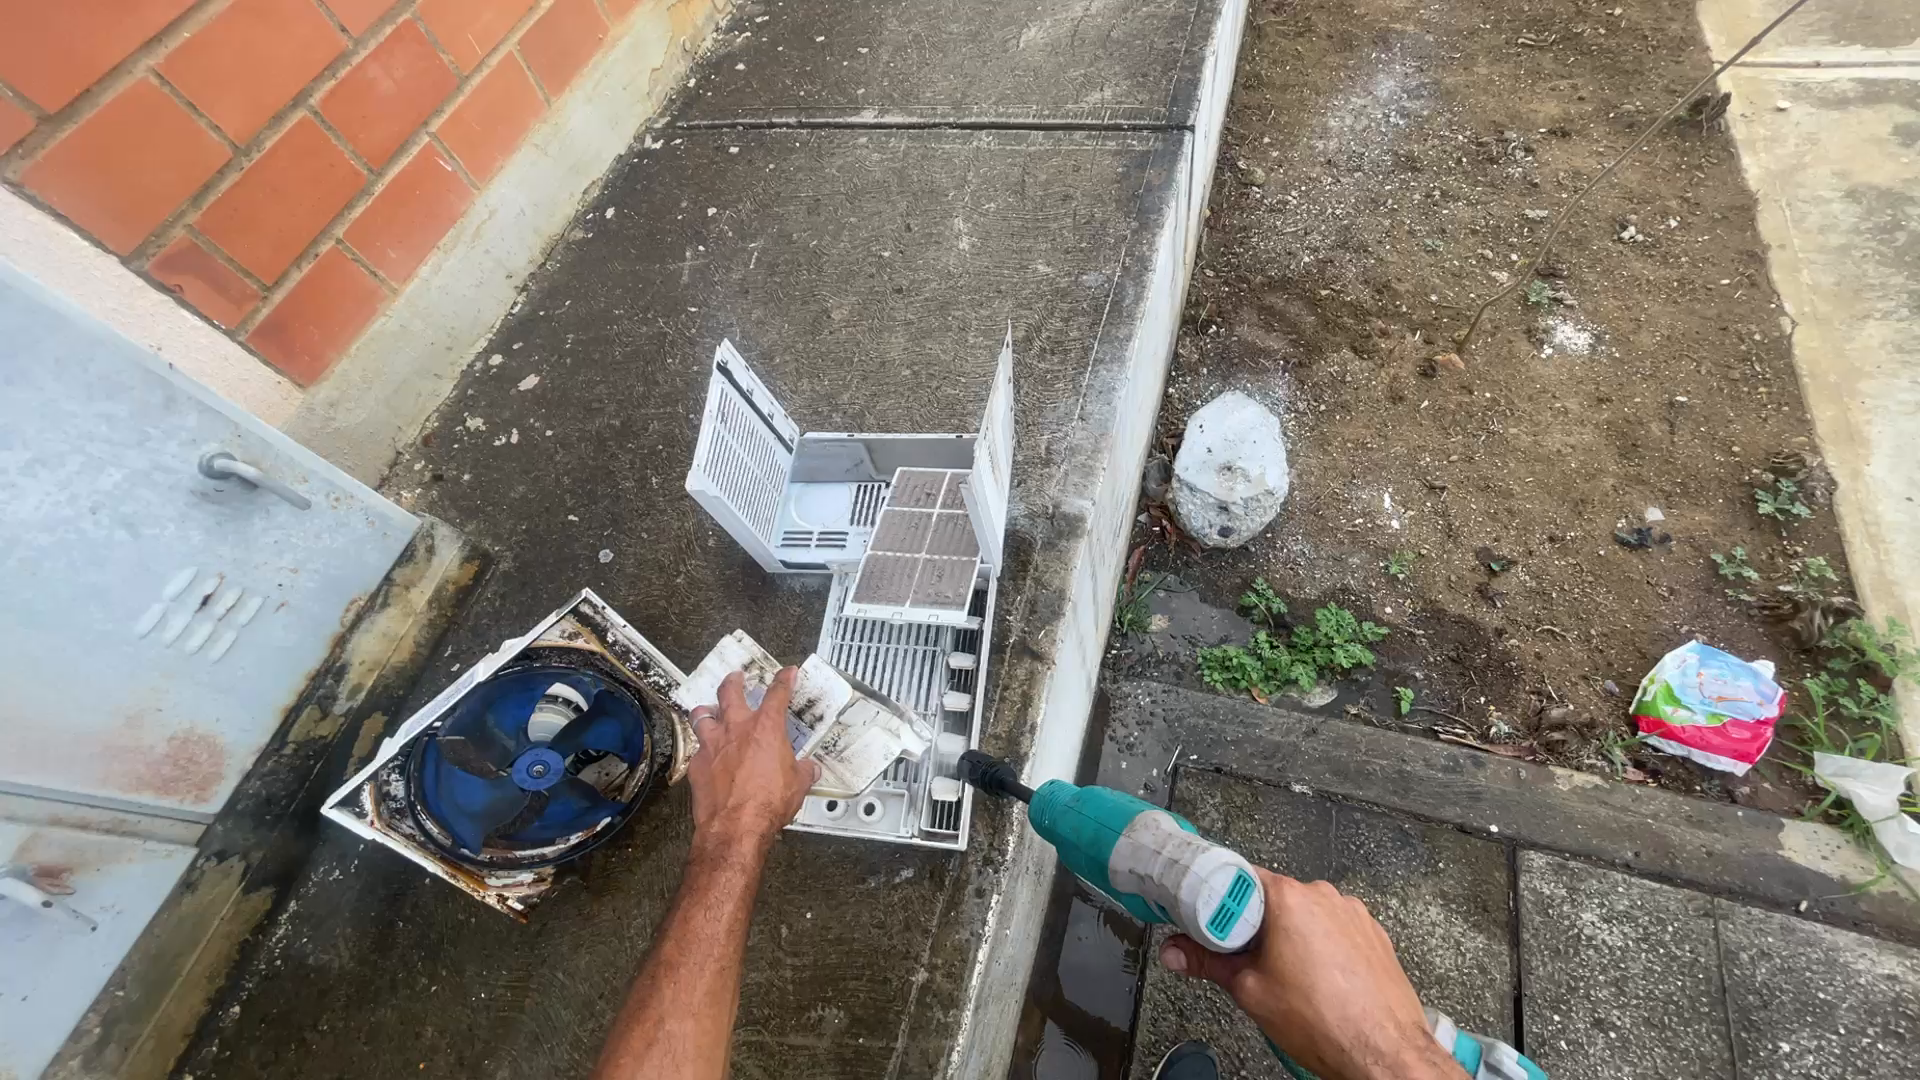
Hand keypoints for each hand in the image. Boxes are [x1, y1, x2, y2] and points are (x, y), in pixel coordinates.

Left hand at [684, 668, 821, 853]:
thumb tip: (809, 770)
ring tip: (708, 709)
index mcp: (766, 728)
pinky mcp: (697, 765)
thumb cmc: (766, 803)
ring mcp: (713, 745)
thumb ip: (803, 771)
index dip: (783, 680)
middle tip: (736, 677)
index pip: (777, 693)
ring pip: (702, 715)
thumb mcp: (798, 784)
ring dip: (707, 710)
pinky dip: (701, 748)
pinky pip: (696, 749)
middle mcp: (737, 729)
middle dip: (734, 681)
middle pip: (730, 692)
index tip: (787, 673)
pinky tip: (705, 754)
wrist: (735, 826)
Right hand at [1158, 869, 1461, 1079]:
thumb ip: (1206, 962)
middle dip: (1256, 922)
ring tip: (1288, 973)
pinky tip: (1320, 978)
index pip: (1239, 877)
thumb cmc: (1324, 1023)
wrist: (1388, 1059)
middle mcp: (1322, 894)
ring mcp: (1353, 913)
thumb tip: (1173, 952)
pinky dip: (1323, 945)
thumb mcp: (1250, 991)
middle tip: (1246, 956)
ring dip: (1292, 933)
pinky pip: (1336, 928)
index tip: (1211, 918)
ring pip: (1306, 913)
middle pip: (1273, 896)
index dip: (1221, 898)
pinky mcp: (1375, 934)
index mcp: (1288, 897)